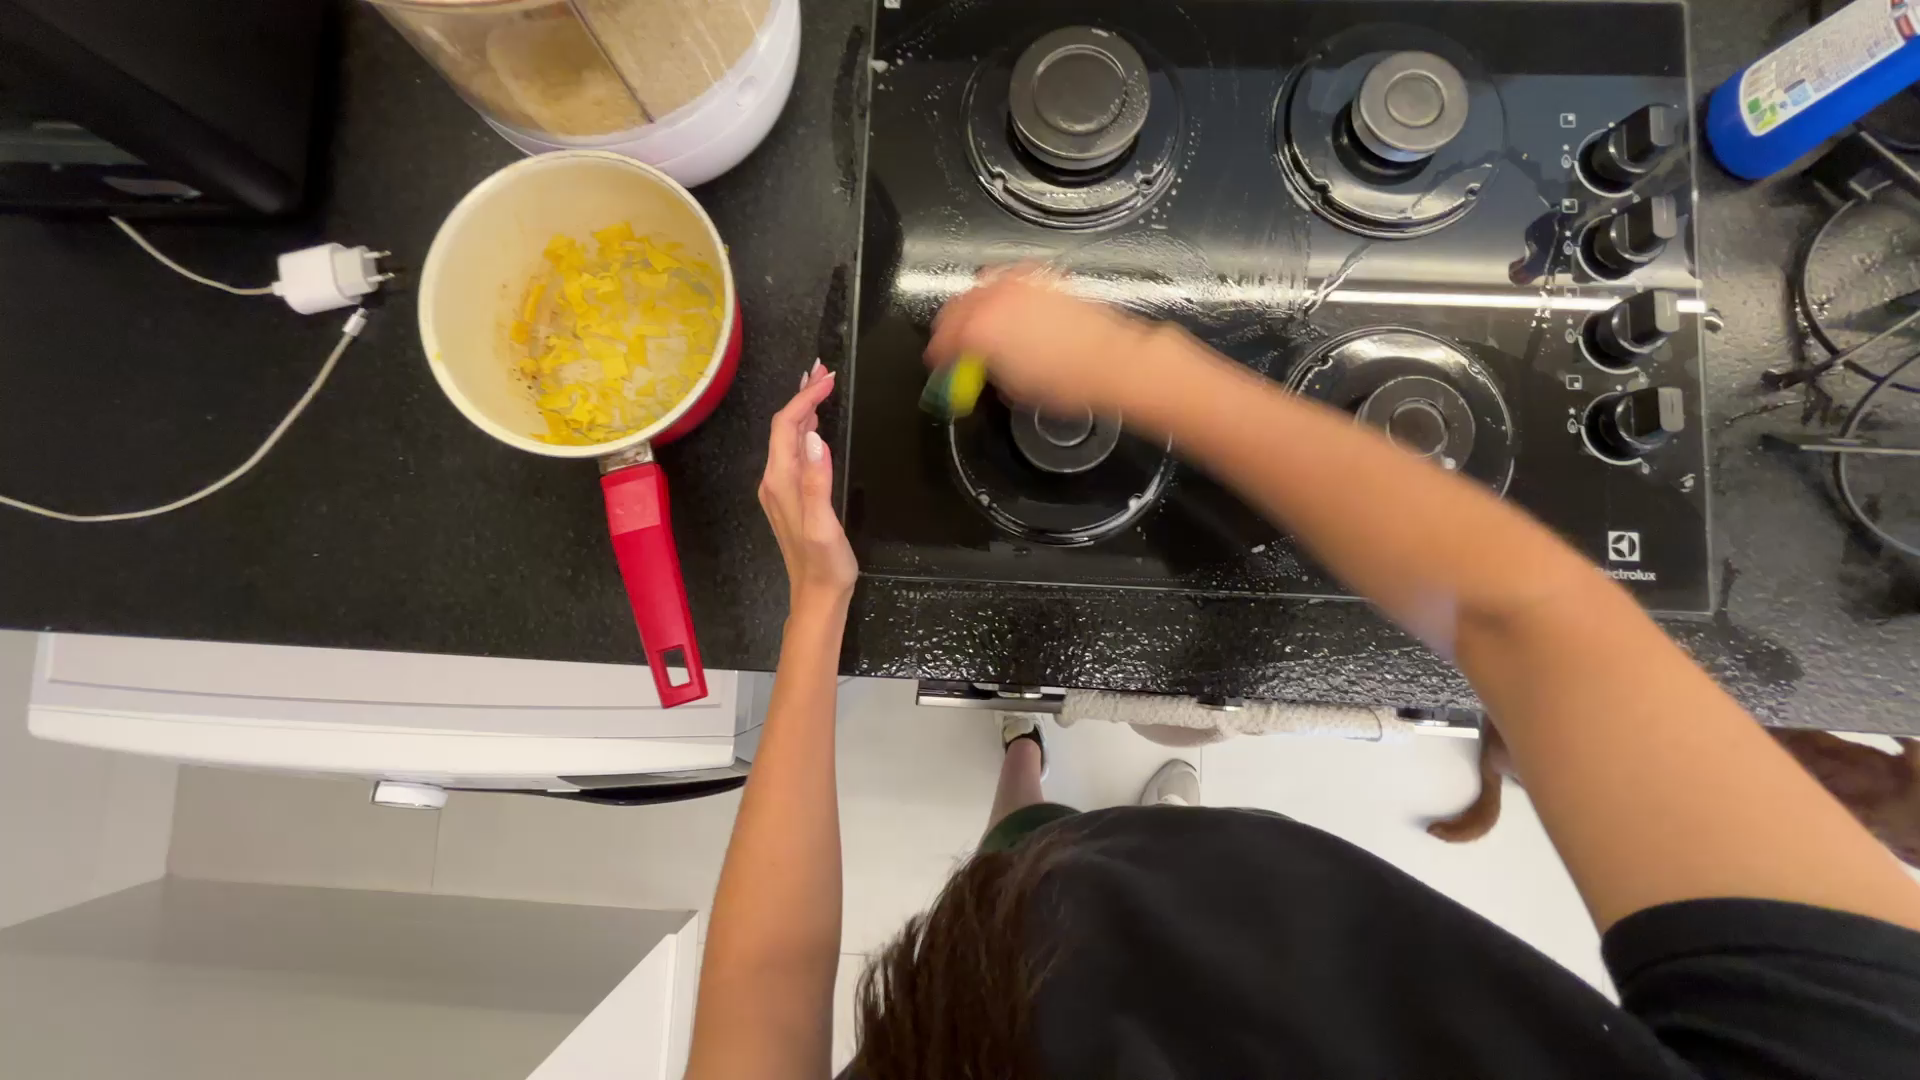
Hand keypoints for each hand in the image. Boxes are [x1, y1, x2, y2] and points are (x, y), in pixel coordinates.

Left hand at [759, 362, 856, 609]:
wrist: (818, 596)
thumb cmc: (825, 564)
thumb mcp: (823, 524)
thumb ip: (816, 481)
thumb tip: (815, 437)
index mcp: (781, 482)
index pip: (787, 427)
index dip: (805, 399)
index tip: (828, 378)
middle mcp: (775, 481)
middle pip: (783, 428)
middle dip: (802, 396)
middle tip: (824, 372)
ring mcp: (780, 490)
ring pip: (788, 439)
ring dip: (803, 411)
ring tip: (821, 389)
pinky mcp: (790, 498)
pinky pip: (794, 453)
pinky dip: (805, 431)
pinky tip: (817, 428)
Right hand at [925, 267, 1164, 415]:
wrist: (1110, 362)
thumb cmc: (1069, 379)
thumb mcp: (1012, 388)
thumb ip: (985, 372)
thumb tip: (979, 369)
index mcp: (980, 328)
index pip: (943, 340)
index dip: (939, 357)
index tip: (940, 367)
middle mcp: (995, 297)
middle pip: (955, 307)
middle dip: (950, 329)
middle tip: (952, 348)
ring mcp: (1020, 283)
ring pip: (979, 289)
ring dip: (972, 308)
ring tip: (977, 329)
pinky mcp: (1043, 279)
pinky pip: (1008, 282)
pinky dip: (1000, 296)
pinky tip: (1007, 312)